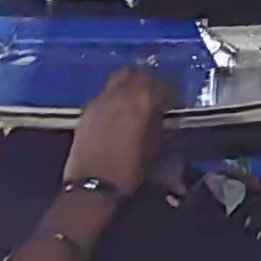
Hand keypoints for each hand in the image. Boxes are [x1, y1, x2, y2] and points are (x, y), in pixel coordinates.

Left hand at [63, 67, 168, 193]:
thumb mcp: (155, 146)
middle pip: (140, 74)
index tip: (171, 98)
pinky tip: (113, 108)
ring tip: (131, 95)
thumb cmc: (130, 169)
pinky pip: (105, 91)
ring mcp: (104, 97)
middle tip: (151, 92)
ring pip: (120, 76)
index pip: (162, 83)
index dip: (169, 90)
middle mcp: (125, 92)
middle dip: (148, 81)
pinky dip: (112, 94)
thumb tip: (160, 111)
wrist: (93, 187)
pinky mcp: (89, 106)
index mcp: (145, 100)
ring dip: (129, 82)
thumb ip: (158, 121)